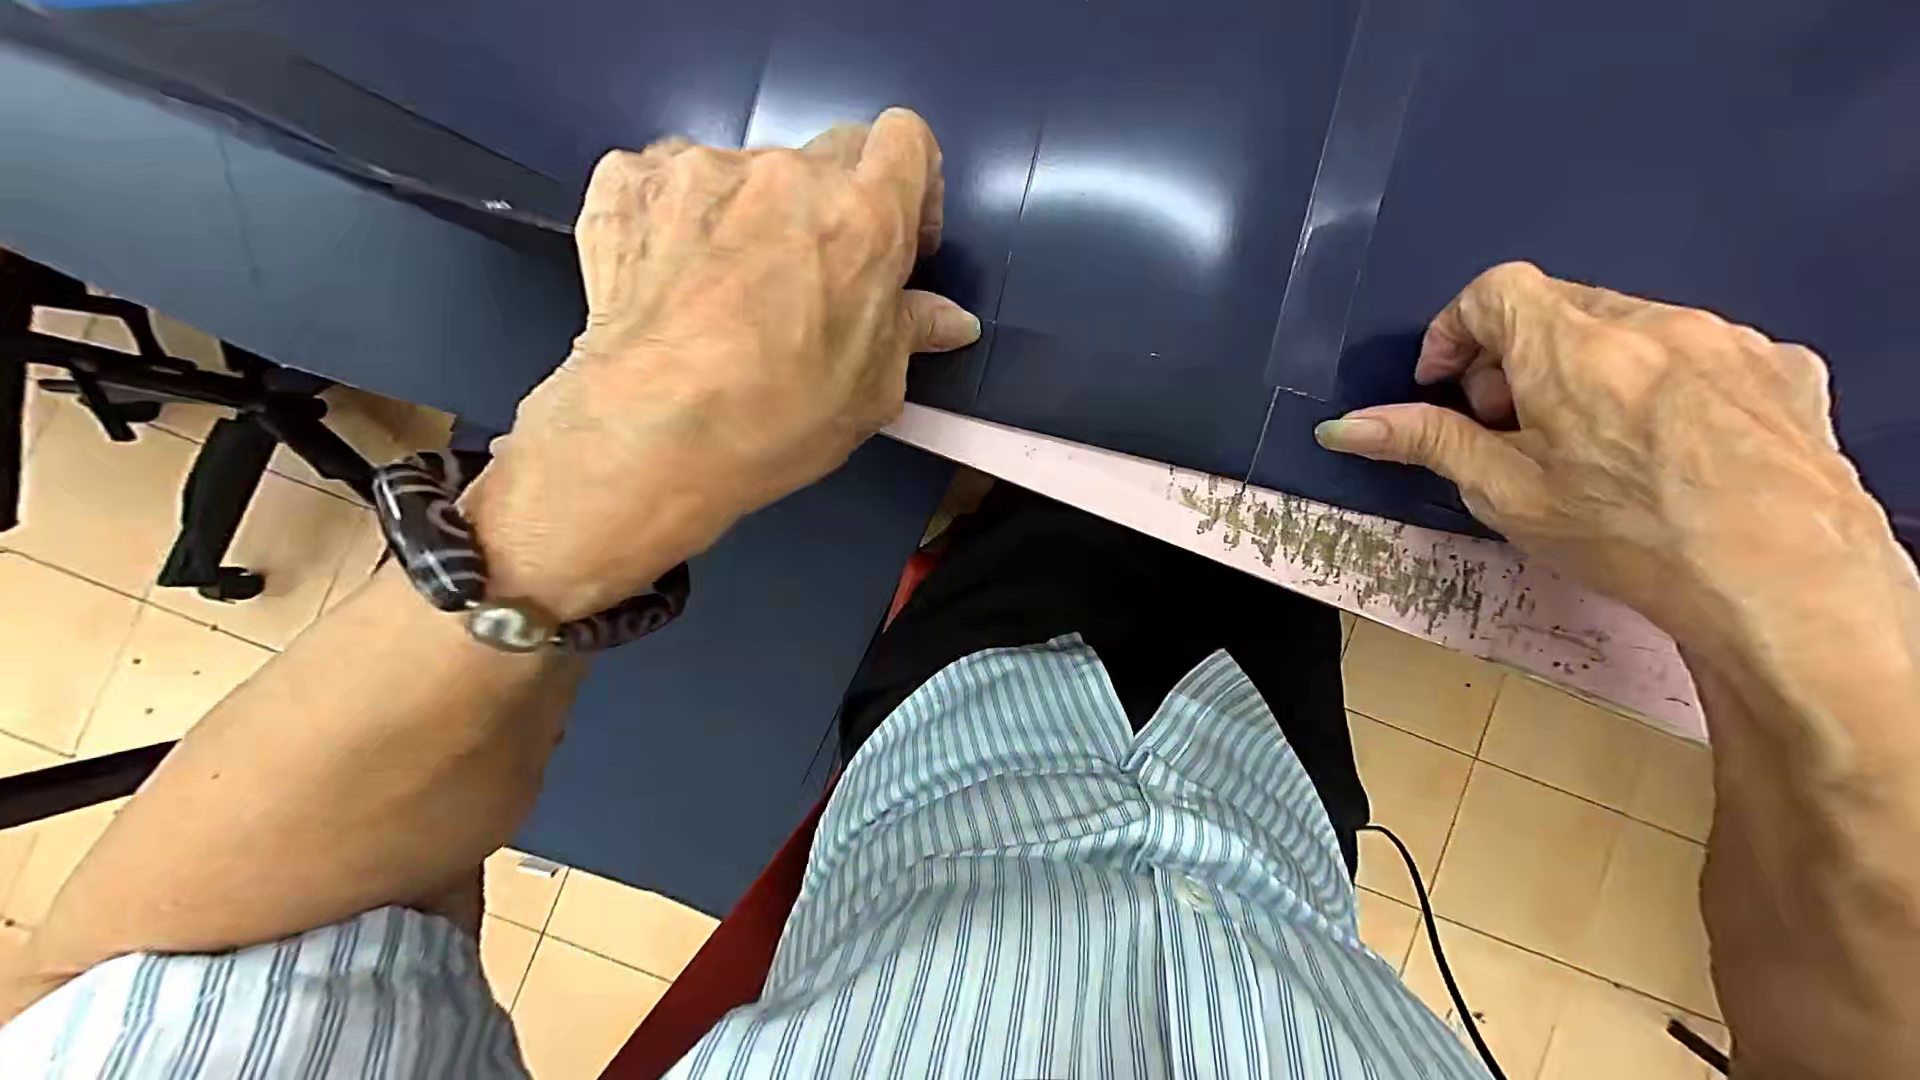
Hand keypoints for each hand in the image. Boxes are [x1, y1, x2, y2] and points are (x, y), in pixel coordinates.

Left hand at [465, 109, 980, 618]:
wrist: (654, 433)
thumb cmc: (782, 418)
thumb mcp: (872, 390)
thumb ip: (912, 333)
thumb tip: (949, 321)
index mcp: (863, 219)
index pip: (907, 142)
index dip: (912, 188)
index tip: (901, 243)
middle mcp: (786, 173)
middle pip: (832, 153)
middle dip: (839, 207)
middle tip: (821, 276)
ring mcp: (701, 170)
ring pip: (751, 171)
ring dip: (759, 215)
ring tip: (735, 289)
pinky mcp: (628, 182)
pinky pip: (674, 180)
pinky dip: (687, 217)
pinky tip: (679, 275)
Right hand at [1313, 261, 1904, 639]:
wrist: (1785, 584)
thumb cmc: (1619, 533)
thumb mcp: (1500, 489)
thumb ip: (1421, 440)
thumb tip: (1340, 427)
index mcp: (1575, 349)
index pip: (1495, 290)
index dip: (1453, 331)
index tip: (1446, 386)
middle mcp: (1655, 324)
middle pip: (1553, 308)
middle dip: (1507, 359)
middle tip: (1505, 427)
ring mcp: (1729, 340)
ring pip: (1618, 327)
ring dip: (1572, 367)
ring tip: (1576, 441)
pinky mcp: (1783, 365)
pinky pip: (1686, 349)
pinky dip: (1641, 378)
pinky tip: (1647, 442)